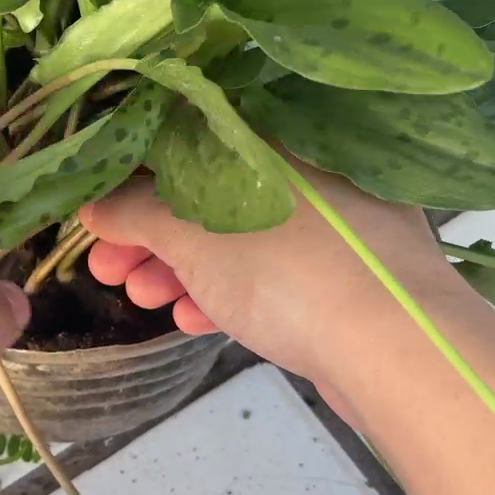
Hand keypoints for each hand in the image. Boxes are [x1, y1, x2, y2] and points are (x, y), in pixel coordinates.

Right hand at [77, 165, 465, 392]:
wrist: (402, 353)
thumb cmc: (285, 268)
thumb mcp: (190, 232)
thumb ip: (131, 211)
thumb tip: (92, 204)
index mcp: (275, 141)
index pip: (186, 143)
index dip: (131, 179)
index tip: (98, 214)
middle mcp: (307, 174)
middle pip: (204, 195)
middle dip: (146, 235)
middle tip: (106, 267)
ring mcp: (333, 229)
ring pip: (234, 237)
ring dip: (176, 267)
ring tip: (141, 298)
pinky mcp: (344, 279)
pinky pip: (269, 274)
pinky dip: (224, 291)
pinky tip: (191, 319)